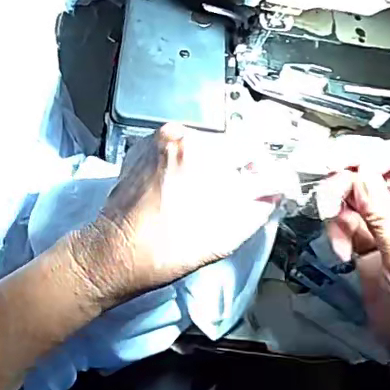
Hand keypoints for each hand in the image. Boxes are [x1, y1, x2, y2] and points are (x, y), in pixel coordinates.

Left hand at [68, 125, 294, 311]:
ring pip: (210, 142)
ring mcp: (165, 137)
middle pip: (234, 144)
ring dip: (216, 162)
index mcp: (207, 159)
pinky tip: (182, 185)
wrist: (115, 250)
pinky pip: (184, 144)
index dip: (269, 172)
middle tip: (239, 193)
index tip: (273, 184)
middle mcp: (187, 139)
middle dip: (242, 167)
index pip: (256, 152)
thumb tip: (274, 192)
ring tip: (206, 192)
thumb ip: (259, 207)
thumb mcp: (227, 237)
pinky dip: (190, 160)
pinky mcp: (149, 142)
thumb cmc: (167, 251)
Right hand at [312, 137, 389, 371]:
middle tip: (327, 199)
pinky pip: (345, 219)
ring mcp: (389, 224)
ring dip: (338, 209)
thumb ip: (382, 216)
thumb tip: (361, 170)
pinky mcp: (369, 242)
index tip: (340, 164)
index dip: (373, 155)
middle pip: (373, 171)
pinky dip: (336, 230)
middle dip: (347, 182)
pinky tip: (341, 252)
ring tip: (338, 237)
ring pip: (353, 193)